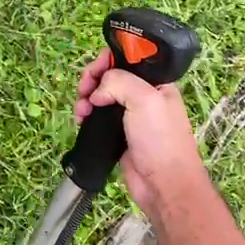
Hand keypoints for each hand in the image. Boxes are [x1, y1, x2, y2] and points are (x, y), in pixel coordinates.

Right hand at [73, 50, 202, 207]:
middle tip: (83, 91)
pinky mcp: (117, 133)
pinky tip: (81, 120)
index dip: (108, 60)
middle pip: (109, 76)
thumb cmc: (160, 139)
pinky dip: (86, 114)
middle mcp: (143, 96)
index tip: (95, 70)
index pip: (127, 59)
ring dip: (85, 98)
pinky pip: (97, 116)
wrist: (164, 185)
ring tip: (81, 111)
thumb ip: (118, 81)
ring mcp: (129, 115)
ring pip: (100, 96)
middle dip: (92, 80)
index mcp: (156, 83)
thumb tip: (96, 92)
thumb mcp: (145, 99)